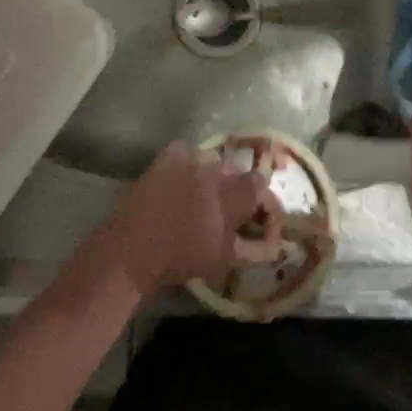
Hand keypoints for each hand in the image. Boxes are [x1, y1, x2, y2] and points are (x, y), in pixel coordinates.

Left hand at [102, 142, 281, 295]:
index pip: (260, 184)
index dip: (261, 198)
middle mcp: (215, 168)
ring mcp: (189, 159)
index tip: (256, 214)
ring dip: (213, 174)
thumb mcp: (225, 259)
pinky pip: (185, 152)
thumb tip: (278, 247)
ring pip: (212, 159)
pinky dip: (188, 162)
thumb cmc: (182, 257)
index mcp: (233, 193)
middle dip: (237, 186)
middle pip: (236, 169)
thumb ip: (255, 249)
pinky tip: (183, 178)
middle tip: (228, 208)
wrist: (133, 248)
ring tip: (204, 194)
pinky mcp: (166, 158)